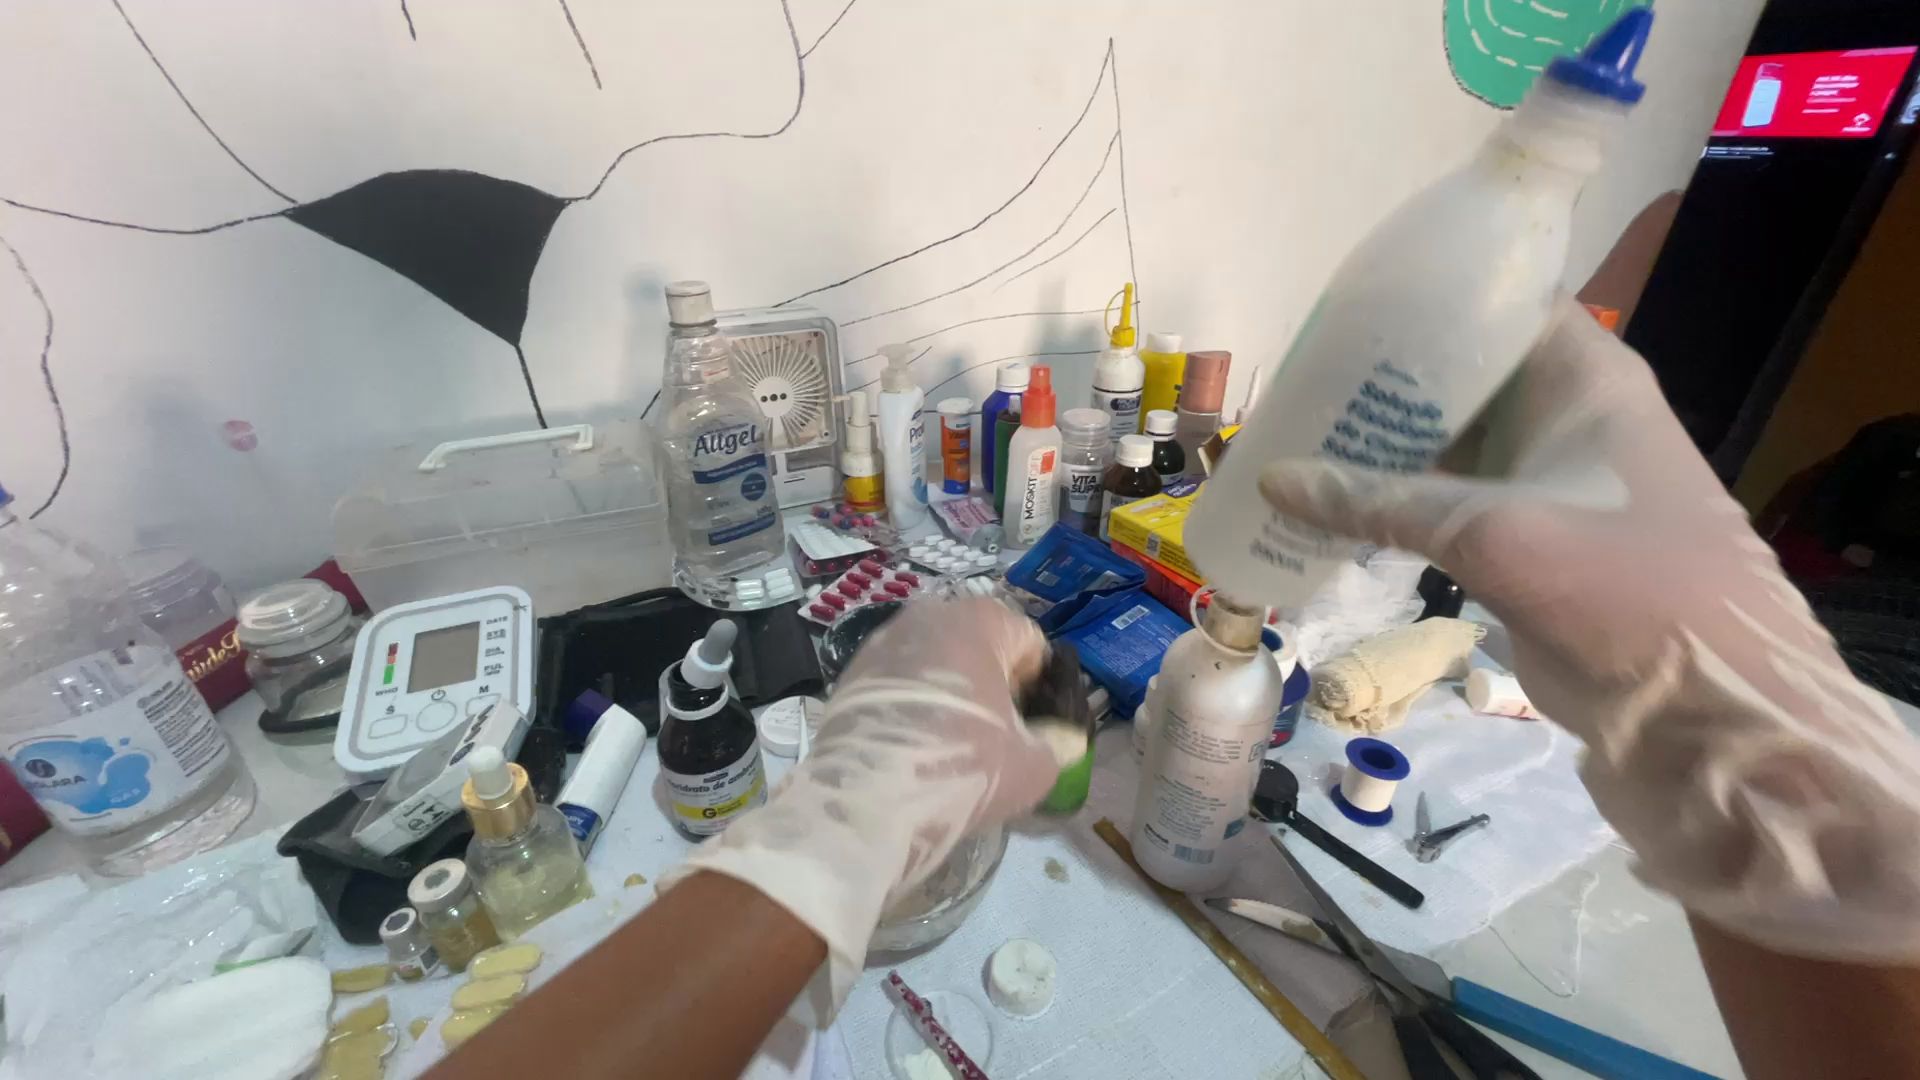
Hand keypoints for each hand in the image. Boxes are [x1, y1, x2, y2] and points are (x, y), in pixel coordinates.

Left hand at [660, 596, 1058, 1019]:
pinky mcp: (852, 669)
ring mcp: (884, 638)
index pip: (1029, 643)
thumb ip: (1058, 743)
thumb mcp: (1034, 766)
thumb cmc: (961, 769)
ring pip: (936, 660)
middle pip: (980, 645)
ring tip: (947, 741)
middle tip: (991, 734)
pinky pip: (899, 678)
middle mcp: (931, 613)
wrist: (864, 801)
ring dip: (950, 689)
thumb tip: (1058, 740)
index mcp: (981, 620)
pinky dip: (911, 700)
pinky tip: (910, 742)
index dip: (1037, 686)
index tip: (1028, 725)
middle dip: (991, 682)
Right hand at [1258, 297, 1919, 961]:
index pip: (1500, 312)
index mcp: (1585, 386)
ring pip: (1443, 443)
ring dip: (1378, 445)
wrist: (1703, 718)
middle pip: (1460, 378)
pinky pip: (1438, 499)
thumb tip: (1273, 478)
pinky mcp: (1515, 538)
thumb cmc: (1622, 594)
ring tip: (1298, 438)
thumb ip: (1376, 501)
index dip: (1427, 307)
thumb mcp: (1491, 532)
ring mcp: (1538, 482)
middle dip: (1382, 382)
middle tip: (1300, 386)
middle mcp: (1562, 421)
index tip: (1346, 318)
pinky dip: (1387, 498)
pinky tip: (1328, 502)